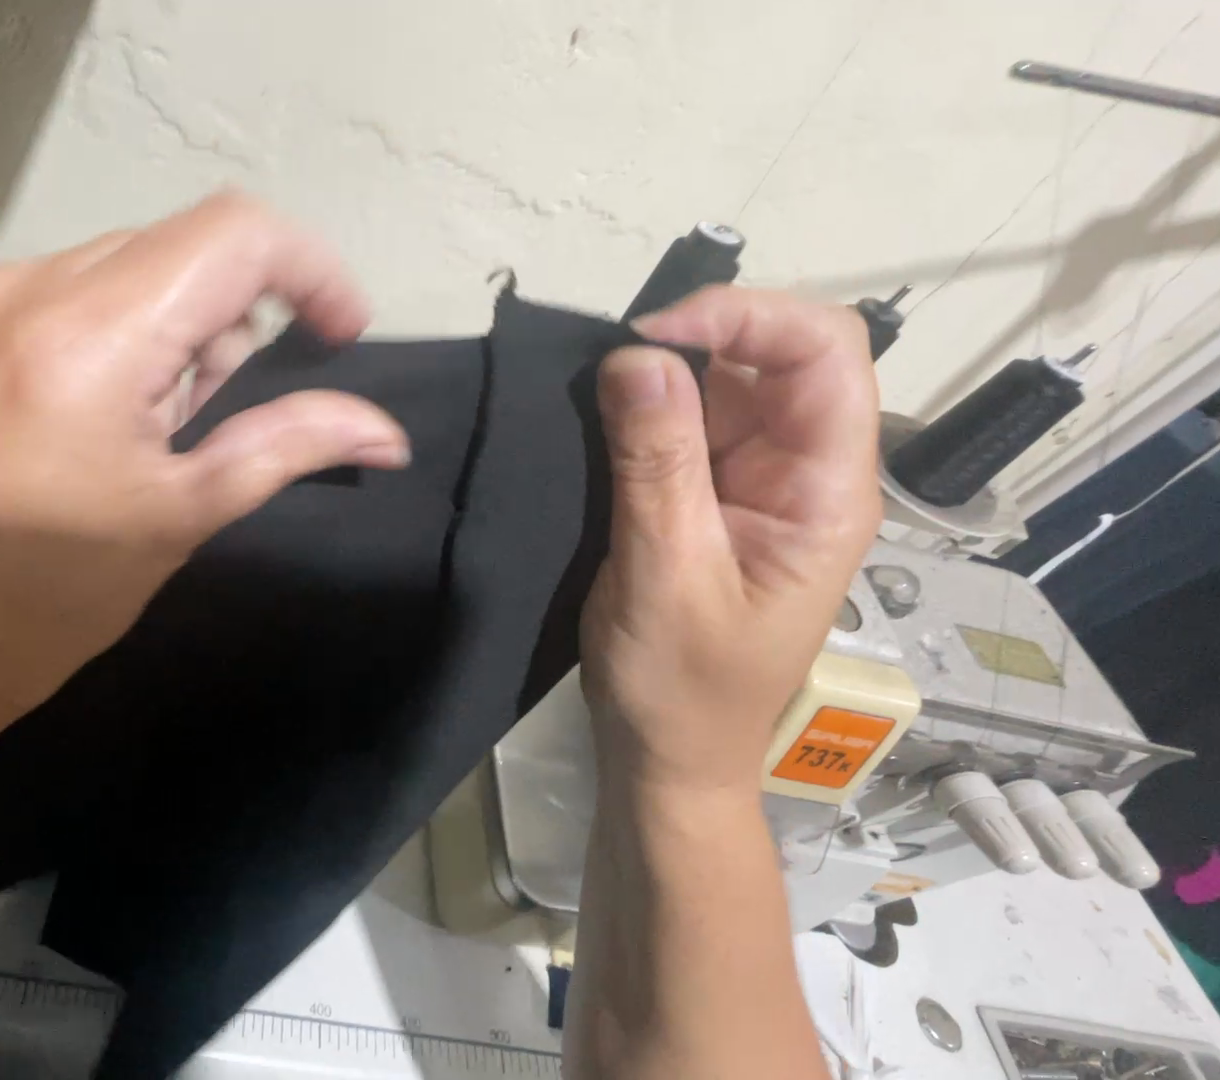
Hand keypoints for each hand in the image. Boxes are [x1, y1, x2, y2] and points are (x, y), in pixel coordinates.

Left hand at [0, 193, 410, 790]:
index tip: (338, 332)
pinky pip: (75, 287)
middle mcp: (26, 288)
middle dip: (231, 319)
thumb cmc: (49, 601)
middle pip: (181, 248)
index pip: (234, 235)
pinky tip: (99, 413)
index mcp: (89, 342)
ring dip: (175, 328)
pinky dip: (121, 330)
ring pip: (129, 265)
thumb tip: (386, 434)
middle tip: (210, 420)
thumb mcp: (181, 518)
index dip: (310, 269)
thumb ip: (287, 447)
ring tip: (146, 429)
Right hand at [579, 286, 881, 796]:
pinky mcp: (702, 498)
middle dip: (697, 338)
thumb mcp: (666, 573)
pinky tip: (597, 419)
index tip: (648, 334)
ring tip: (591, 391)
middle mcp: (799, 471)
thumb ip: (656, 464)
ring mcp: (749, 483)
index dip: (747, 318)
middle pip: (775, 358)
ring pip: (721, 387)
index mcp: (826, 492)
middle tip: (607, 361)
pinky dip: (639, 410)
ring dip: (659, 375)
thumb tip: (635, 356)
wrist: (666, 754)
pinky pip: (679, 428)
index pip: (823, 356)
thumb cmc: (682, 684)